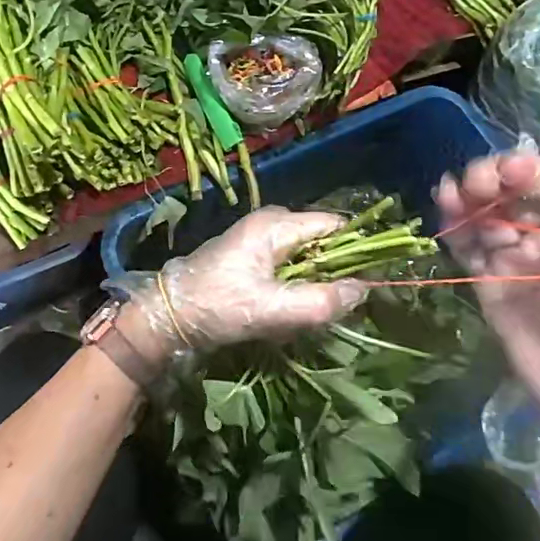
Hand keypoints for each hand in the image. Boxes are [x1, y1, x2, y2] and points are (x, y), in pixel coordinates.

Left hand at [115, 207, 369, 362]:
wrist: (167, 316)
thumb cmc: (218, 306)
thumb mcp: (272, 309)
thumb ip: (320, 301)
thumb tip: (364, 290)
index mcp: (275, 225)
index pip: (333, 225)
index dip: (356, 249)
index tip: (372, 279)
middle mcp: (268, 224)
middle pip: (320, 240)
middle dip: (333, 271)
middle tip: (337, 304)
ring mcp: (257, 240)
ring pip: (304, 256)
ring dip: (312, 283)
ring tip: (311, 312)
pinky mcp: (249, 258)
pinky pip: (286, 266)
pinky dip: (294, 287)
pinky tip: (287, 312)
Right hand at [436, 153, 539, 455]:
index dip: (532, 172)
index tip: (508, 171)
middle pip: (515, 195)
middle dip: (491, 180)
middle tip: (471, 183)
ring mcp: (519, 261)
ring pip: (486, 218)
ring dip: (466, 200)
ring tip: (448, 194)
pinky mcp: (492, 288)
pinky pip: (469, 251)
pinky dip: (455, 232)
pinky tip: (444, 218)